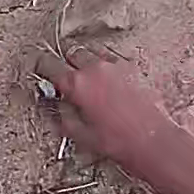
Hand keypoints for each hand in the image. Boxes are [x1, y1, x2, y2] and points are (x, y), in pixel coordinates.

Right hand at [33, 47, 193, 193]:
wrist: (154, 142)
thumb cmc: (119, 142)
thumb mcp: (81, 134)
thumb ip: (62, 114)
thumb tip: (55, 103)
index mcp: (77, 84)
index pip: (49, 64)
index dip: (41, 66)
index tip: (40, 69)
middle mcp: (95, 68)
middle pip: (72, 52)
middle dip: (67, 63)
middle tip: (67, 79)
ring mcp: (116, 65)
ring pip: (93, 52)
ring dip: (87, 62)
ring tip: (90, 80)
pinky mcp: (133, 66)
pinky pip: (113, 58)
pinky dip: (107, 66)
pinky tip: (110, 83)